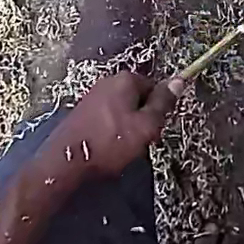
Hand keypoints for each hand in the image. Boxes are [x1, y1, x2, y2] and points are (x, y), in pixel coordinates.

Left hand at [45, 70, 178, 180]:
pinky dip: (109, 130)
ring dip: (125, 126)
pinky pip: (105, 117)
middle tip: (138, 141)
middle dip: (141, 117)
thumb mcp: (146, 126)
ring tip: (121, 148)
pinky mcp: (80, 112)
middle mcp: (108, 81)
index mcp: (126, 79)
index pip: (154, 87)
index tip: (153, 129)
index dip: (158, 110)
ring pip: (121, 109)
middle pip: (137, 97)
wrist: (64, 164)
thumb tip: (179, 80)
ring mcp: (92, 96)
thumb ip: (163, 103)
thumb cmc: (110, 143)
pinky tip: (106, 148)